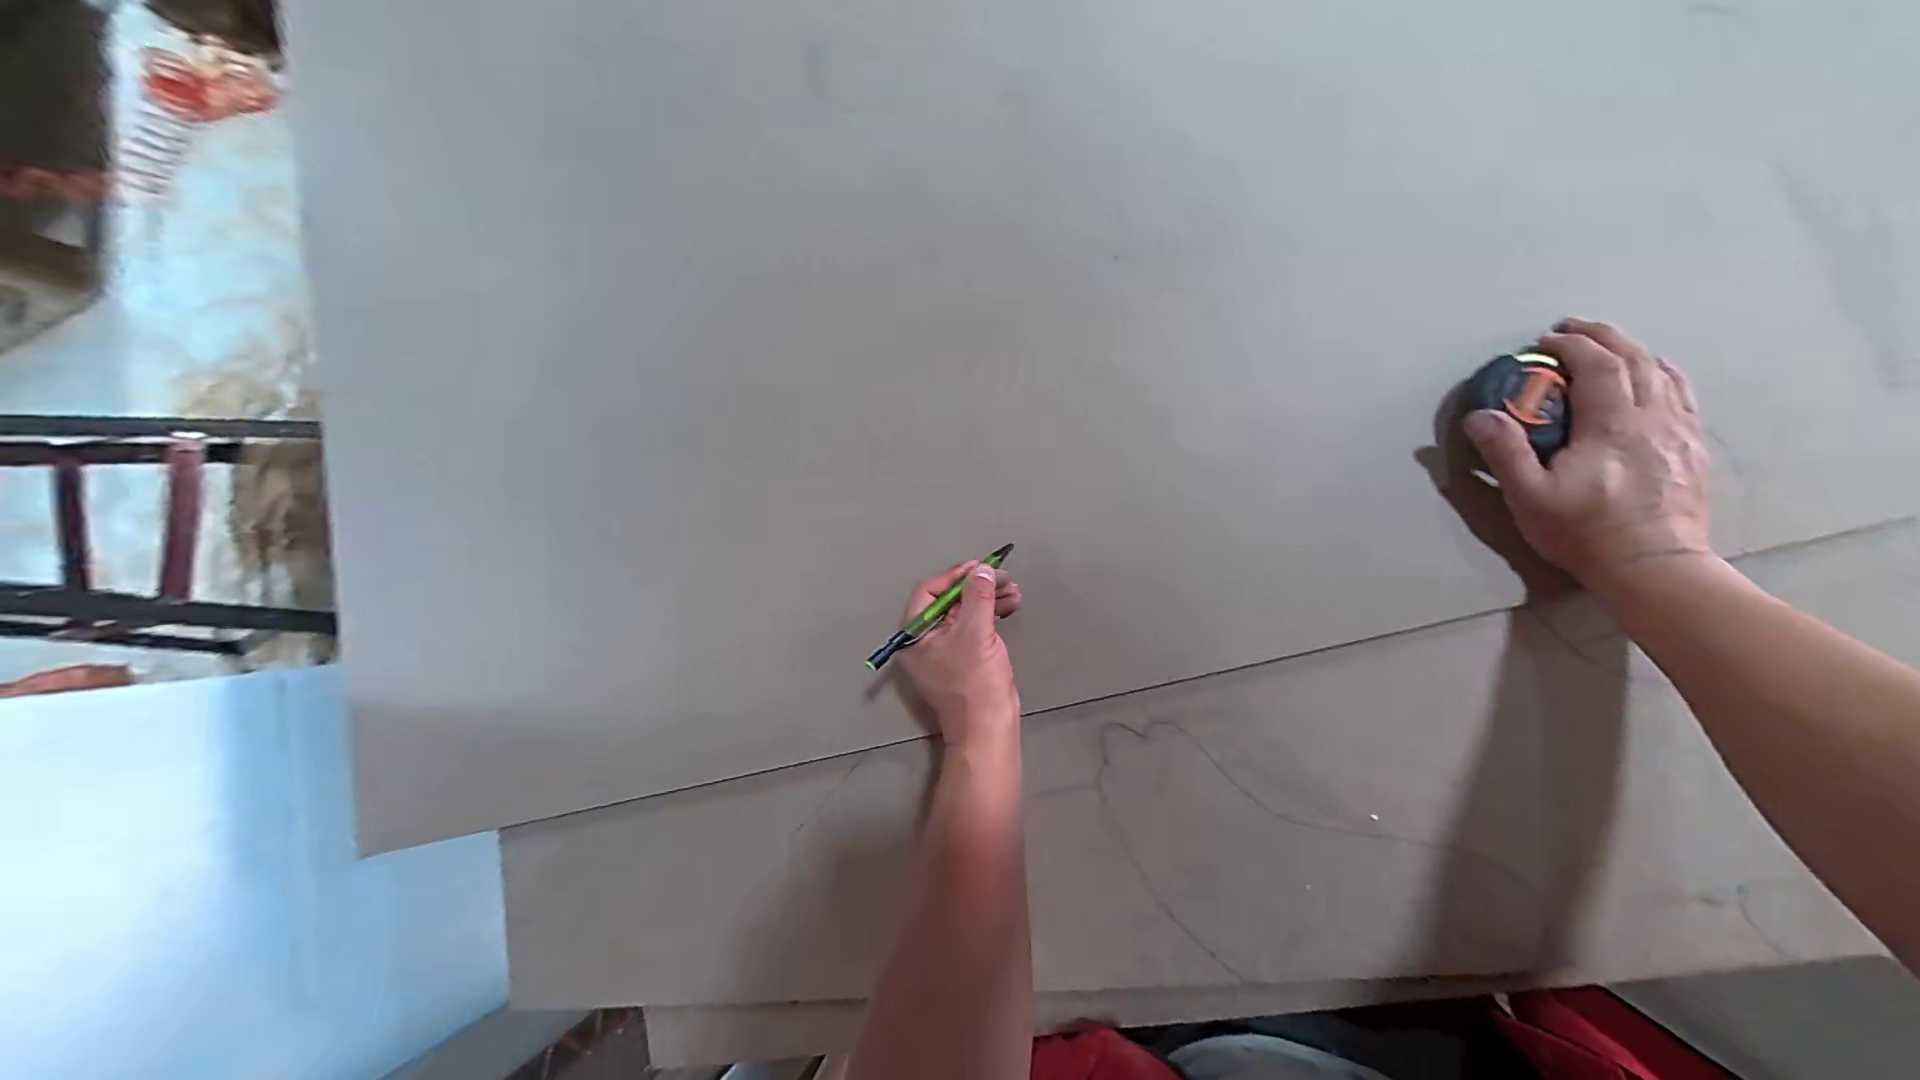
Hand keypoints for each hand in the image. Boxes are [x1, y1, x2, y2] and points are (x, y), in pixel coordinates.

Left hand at [897, 560, 1022, 747]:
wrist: (988, 728)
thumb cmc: (975, 682)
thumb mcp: (975, 633)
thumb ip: (977, 596)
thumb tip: (982, 570)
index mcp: (915, 635)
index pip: (929, 593)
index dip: (954, 577)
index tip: (979, 566)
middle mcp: (926, 640)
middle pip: (949, 601)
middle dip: (977, 586)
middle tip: (1003, 577)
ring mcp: (946, 650)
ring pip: (966, 612)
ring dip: (989, 598)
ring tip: (1014, 590)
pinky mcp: (966, 657)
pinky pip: (975, 627)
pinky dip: (992, 614)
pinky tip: (1011, 605)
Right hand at [1461, 318, 1712, 588]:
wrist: (1653, 565)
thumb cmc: (1583, 532)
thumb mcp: (1529, 496)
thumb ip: (1504, 452)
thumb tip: (1479, 416)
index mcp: (1613, 426)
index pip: (1598, 366)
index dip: (1571, 346)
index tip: (1543, 341)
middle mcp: (1653, 418)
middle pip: (1636, 360)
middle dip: (1603, 337)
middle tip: (1572, 330)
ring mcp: (1680, 432)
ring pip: (1664, 373)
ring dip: (1633, 351)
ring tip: (1608, 348)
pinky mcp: (1691, 448)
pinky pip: (1680, 395)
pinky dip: (1659, 374)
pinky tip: (1648, 380)